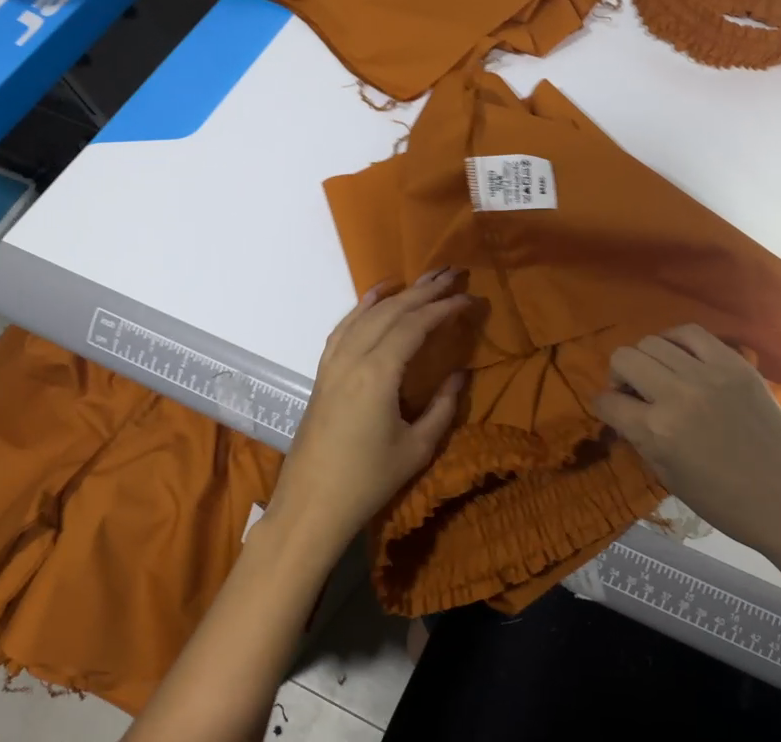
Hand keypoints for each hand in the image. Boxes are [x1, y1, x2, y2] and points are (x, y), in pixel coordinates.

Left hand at [265, 270, 472, 550]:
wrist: (312, 507)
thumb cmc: (368, 481)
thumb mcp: (417, 448)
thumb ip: (442, 407)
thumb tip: (460, 374)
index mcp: (377, 375)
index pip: (414, 326)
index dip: (443, 309)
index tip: (468, 299)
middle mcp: (352, 360)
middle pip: (391, 312)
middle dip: (423, 291)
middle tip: (452, 274)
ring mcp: (332, 366)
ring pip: (366, 316)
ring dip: (396, 294)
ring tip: (422, 279)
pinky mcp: (322, 376)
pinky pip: (342, 330)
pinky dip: (361, 308)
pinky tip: (376, 297)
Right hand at [593, 324, 780, 561]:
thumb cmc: (725, 502)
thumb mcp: (668, 476)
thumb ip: (640, 438)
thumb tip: (623, 412)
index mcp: (657, 431)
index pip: (608, 401)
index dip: (603, 406)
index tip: (611, 410)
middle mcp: (677, 394)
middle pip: (625, 358)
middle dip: (619, 376)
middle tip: (633, 393)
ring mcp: (709, 373)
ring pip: (653, 340)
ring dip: (646, 357)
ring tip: (658, 375)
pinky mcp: (735, 363)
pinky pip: (692, 333)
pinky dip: (676, 341)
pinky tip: (680, 358)